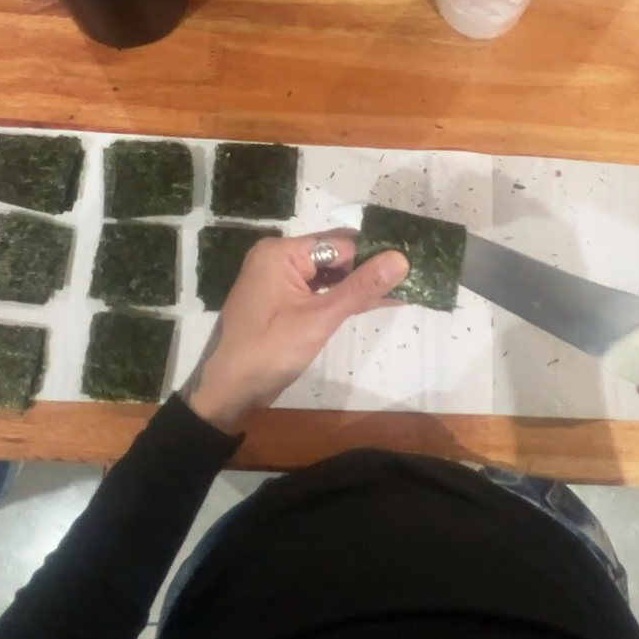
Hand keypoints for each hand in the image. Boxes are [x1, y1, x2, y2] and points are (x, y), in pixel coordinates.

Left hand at [182, 230, 407, 434]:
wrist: (225, 393)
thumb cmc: (268, 352)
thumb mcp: (319, 319)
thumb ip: (360, 288)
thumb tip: (401, 259)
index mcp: (281, 253)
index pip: (340, 244)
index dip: (374, 254)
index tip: (412, 262)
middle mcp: (277, 258)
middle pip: (334, 255)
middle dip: (370, 267)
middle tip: (413, 275)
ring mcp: (278, 279)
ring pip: (329, 274)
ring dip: (359, 284)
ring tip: (404, 288)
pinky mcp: (282, 300)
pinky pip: (318, 290)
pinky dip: (342, 297)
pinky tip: (376, 301)